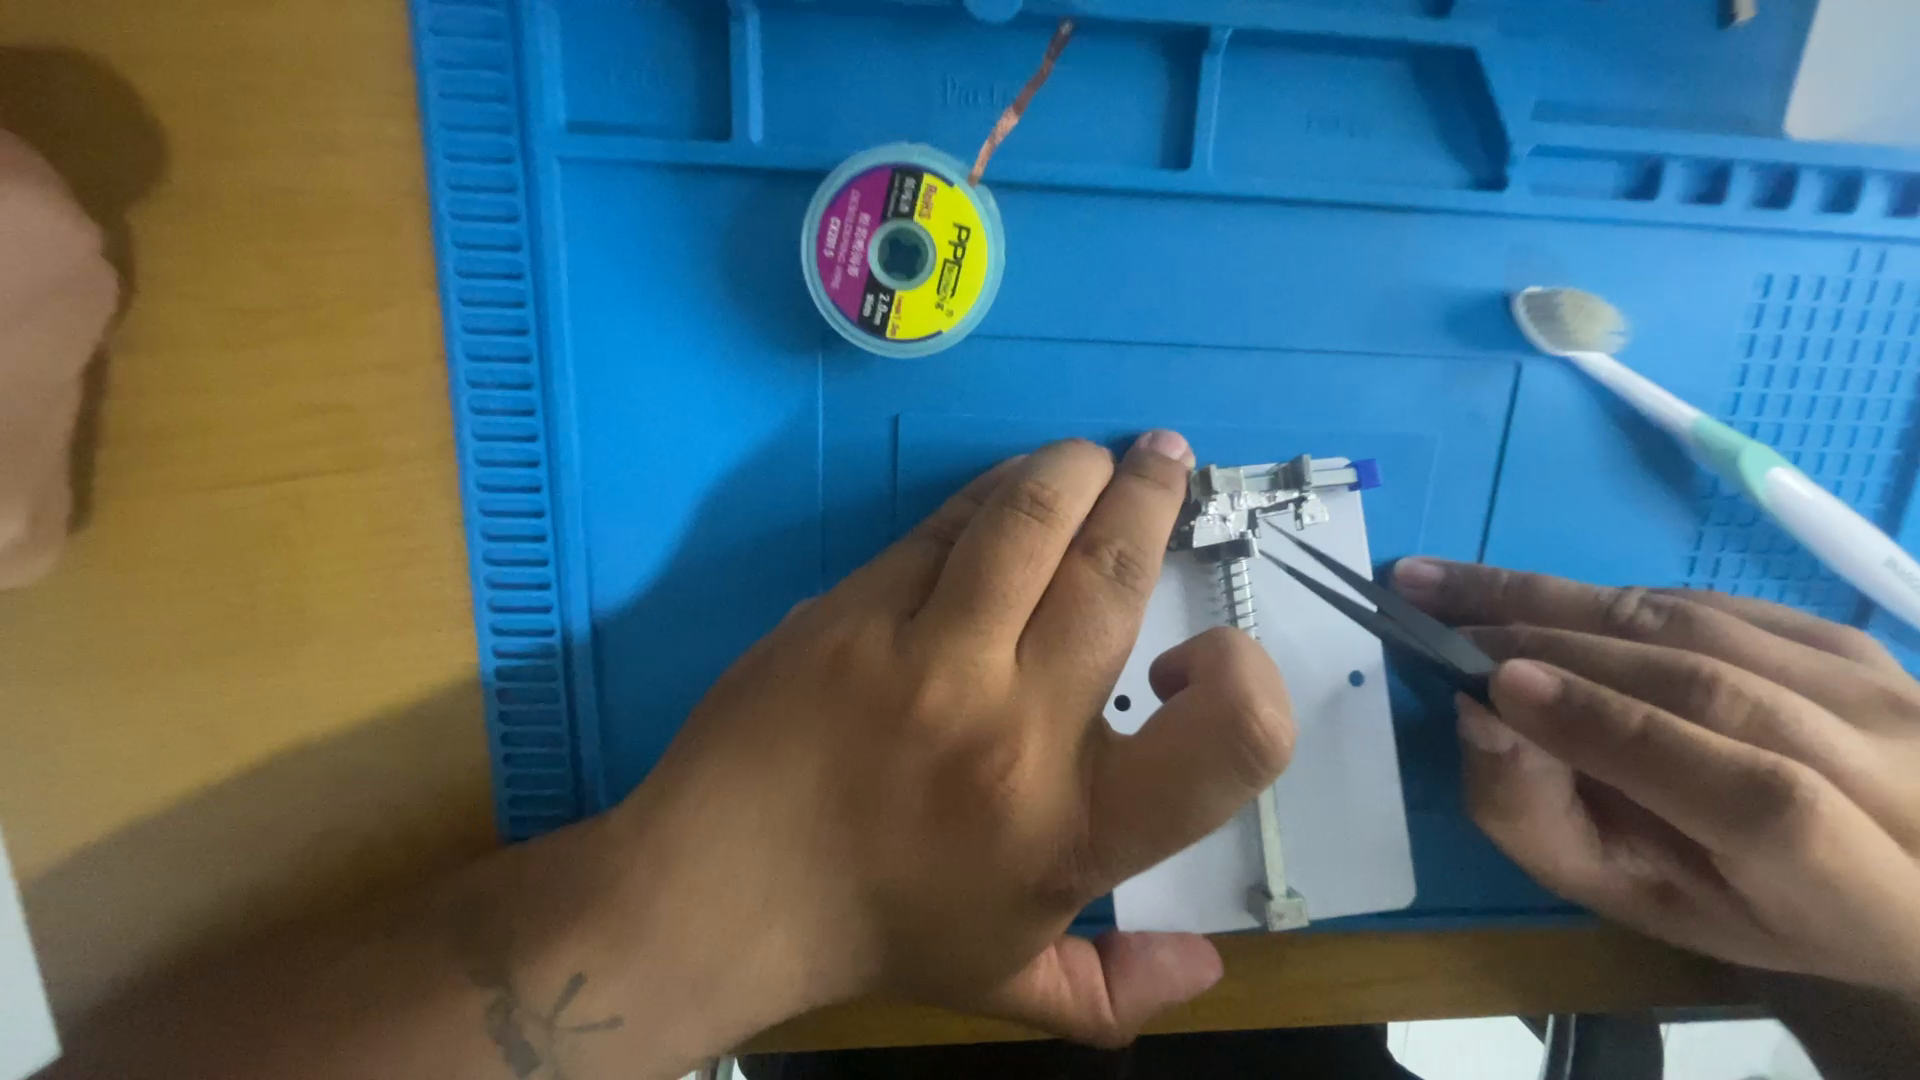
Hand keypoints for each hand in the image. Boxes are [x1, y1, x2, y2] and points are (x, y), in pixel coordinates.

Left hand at [622, 433, 1293, 1044]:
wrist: (718, 889)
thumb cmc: (874, 931)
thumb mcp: (1008, 983)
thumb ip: (1119, 990)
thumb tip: (1210, 960)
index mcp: (1071, 827)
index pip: (1228, 739)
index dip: (1249, 679)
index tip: (1198, 653)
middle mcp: (1012, 726)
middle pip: (1111, 578)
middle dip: (1152, 501)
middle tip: (1166, 458)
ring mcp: (926, 655)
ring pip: (1027, 525)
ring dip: (1076, 472)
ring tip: (1094, 455)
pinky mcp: (855, 609)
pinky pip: (944, 529)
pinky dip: (992, 495)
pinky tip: (1009, 484)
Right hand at [1394, 559, 1919, 995]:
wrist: (1867, 867)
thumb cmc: (1722, 898)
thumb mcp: (1615, 892)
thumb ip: (1537, 817)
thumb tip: (1477, 709)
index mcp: (1864, 893)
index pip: (1752, 798)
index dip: (1616, 731)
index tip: (1494, 686)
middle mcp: (1910, 785)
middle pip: (1712, 688)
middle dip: (1548, 645)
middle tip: (1431, 614)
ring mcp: (1895, 699)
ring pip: (1696, 628)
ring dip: (1552, 600)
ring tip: (1449, 585)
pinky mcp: (1854, 642)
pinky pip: (1700, 603)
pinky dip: (1598, 598)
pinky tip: (1527, 600)